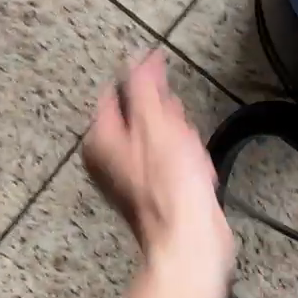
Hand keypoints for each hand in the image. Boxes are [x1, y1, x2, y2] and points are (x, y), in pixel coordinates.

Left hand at [83, 52, 232, 279]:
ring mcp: (130, 178)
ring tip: (190, 148)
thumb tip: (138, 59)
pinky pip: (168, 161)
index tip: (164, 68)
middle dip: (163, 113)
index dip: (143, 77)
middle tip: (178, 122)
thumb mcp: (156, 123)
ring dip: (177, 136)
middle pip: (136, 115)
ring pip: (156, 137)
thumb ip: (144, 88)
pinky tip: (196, 168)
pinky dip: (184, 157)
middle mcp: (108, 159)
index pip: (117, 91)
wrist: (188, 237)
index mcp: (101, 140)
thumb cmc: (171, 185)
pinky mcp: (153, 192)